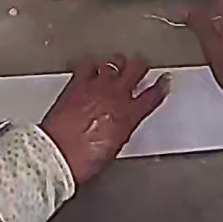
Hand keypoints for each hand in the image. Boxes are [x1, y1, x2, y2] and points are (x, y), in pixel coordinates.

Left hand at [41, 56, 171, 183]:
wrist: (58, 155)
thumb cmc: (84, 159)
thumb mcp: (115, 145)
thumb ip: (124, 126)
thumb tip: (123, 121)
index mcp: (129, 114)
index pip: (153, 95)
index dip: (161, 85)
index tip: (164, 80)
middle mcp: (116, 95)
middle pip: (136, 68)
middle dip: (140, 66)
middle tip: (139, 67)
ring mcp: (97, 86)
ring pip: (114, 62)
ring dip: (118, 64)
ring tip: (117, 65)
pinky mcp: (77, 83)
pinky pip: (89, 65)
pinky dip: (93, 66)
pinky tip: (93, 69)